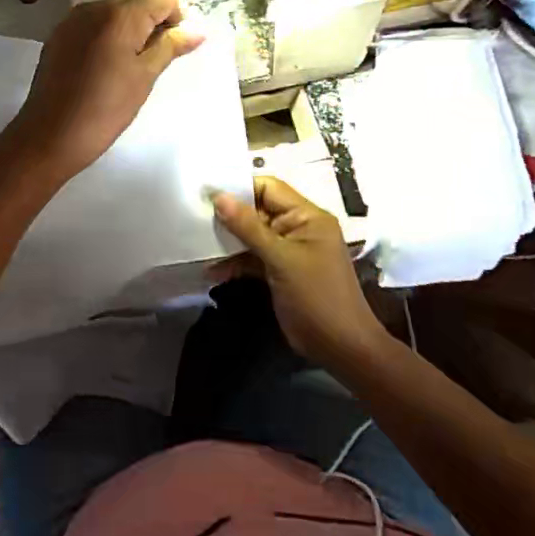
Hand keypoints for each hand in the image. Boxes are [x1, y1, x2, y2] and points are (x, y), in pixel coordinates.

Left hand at [4, 0, 205, 180]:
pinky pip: (92, 24)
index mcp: (119, 15)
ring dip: (129, 28)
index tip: (173, 45)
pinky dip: (106, 36)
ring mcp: (71, 21)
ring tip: (128, 67)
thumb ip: (170, 47)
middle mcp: (94, 8)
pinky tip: (104, 68)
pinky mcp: (57, 36)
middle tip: (155, 59)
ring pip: (113, 11)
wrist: (49, 135)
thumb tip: (196, 31)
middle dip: (152, 20)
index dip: (175, 15)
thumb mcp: (144, 78)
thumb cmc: (104, 109)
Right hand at [211, 177, 388, 366]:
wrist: (340, 347)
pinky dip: (234, 262)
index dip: (239, 187)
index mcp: (307, 217)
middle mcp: (297, 228)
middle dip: (228, 214)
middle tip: (194, 215)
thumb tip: (219, 197)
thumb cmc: (316, 296)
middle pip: (257, 210)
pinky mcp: (278, 271)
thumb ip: (248, 227)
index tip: (206, 192)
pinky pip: (252, 257)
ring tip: (196, 242)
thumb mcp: (281, 259)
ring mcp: (288, 251)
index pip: (269, 188)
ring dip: (227, 240)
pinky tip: (211, 270)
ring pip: (251, 235)